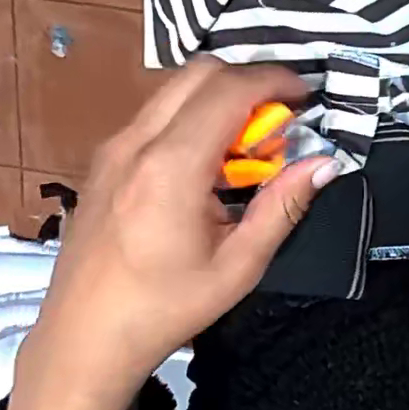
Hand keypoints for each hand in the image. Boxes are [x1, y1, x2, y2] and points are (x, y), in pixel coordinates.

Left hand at [4, 56, 337, 409]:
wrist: (82, 338)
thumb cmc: (166, 307)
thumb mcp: (240, 265)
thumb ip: (284, 206)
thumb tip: (326, 163)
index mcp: (171, 168)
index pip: (228, 90)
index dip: (274, 80)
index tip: (304, 96)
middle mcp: (137, 142)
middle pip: (200, 71)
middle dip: (249, 79)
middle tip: (280, 116)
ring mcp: (114, 146)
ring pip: (176, 87)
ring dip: (221, 95)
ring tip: (248, 141)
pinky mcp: (105, 157)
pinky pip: (158, 110)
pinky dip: (195, 113)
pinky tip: (209, 160)